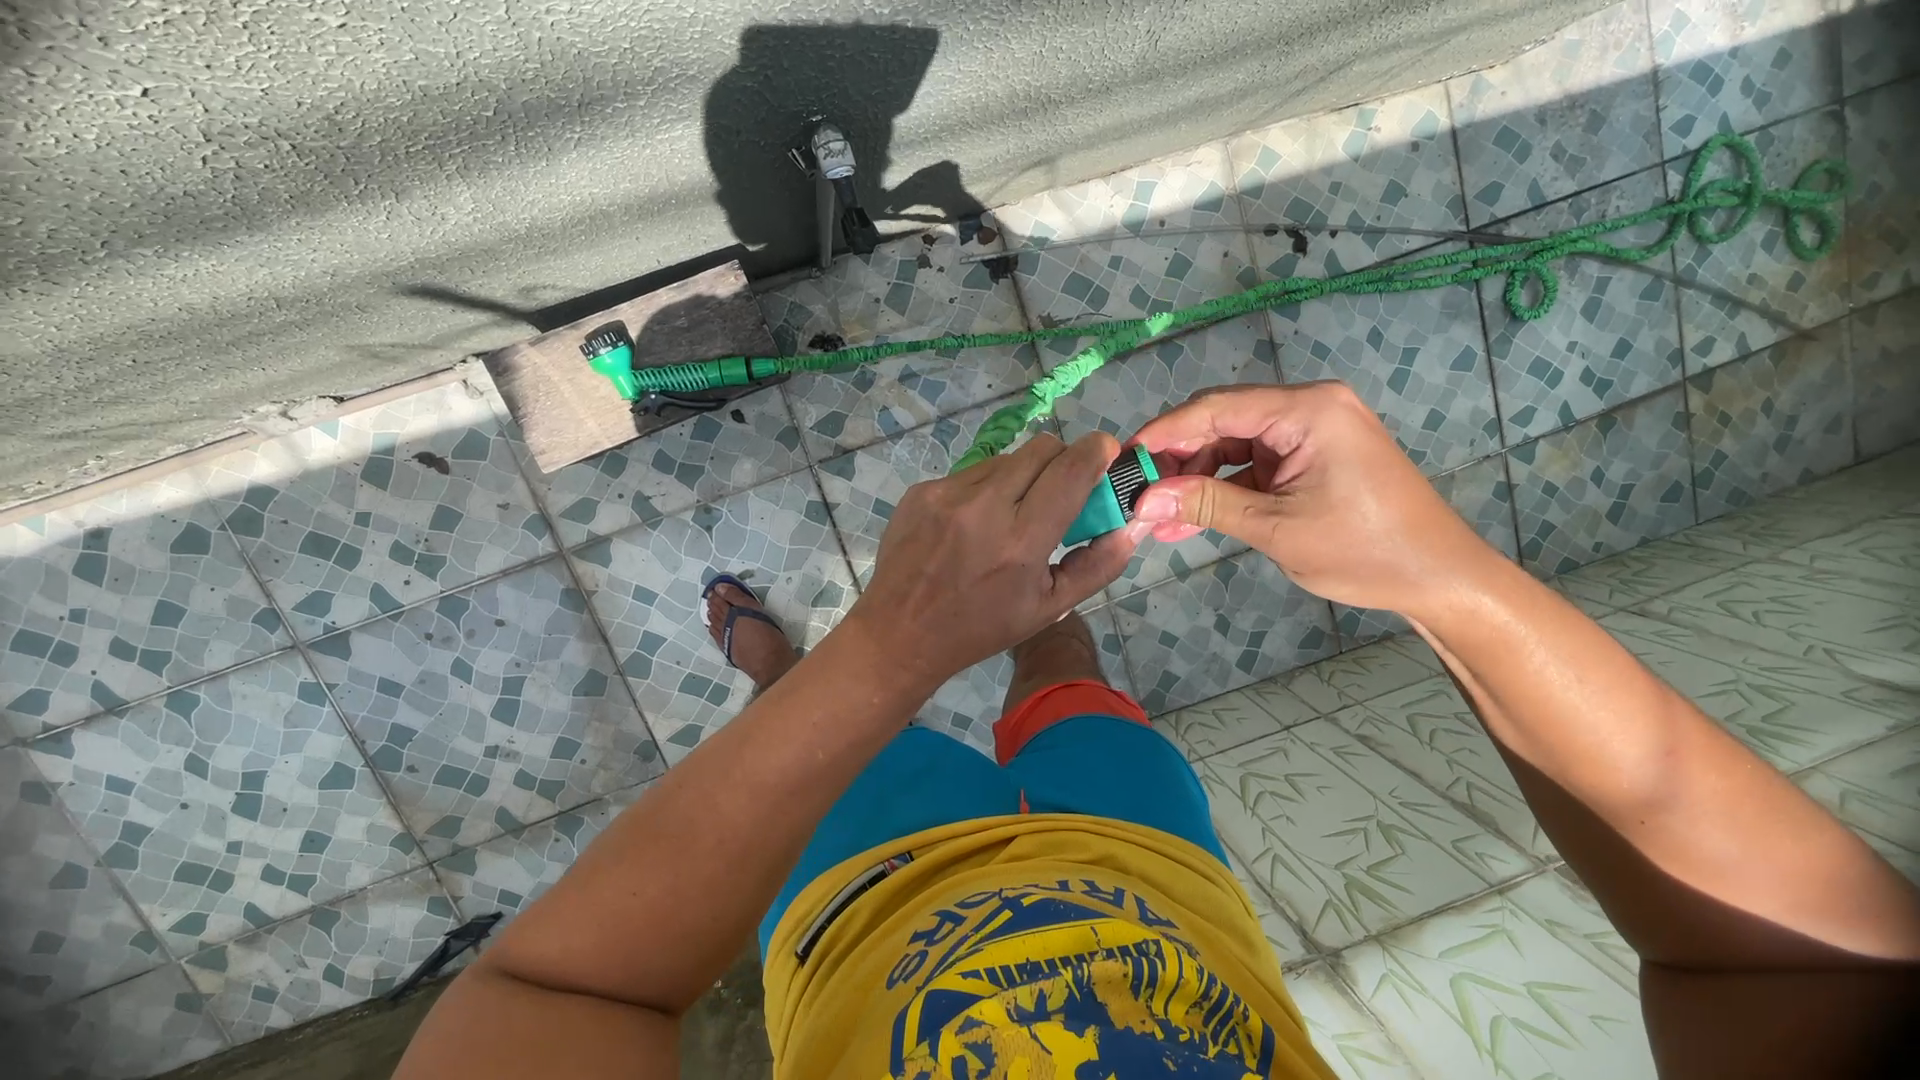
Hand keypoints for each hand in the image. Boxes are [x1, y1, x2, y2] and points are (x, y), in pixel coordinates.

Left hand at [847, 432, 1140, 686]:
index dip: (1096, 451)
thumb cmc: (982, 627)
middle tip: (1061, 489)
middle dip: (1062, 460)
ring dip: (1021, 476)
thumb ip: (1098, 566)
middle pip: (1041, 448)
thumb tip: (1132, 526)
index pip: (1071, 469)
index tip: (1106, 452)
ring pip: (1005, 458)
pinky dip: (984, 489)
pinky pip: (970, 472)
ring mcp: (946, 495)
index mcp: (1021, 542)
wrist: (901, 633)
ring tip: (1010, 516)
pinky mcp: (921, 491)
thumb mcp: (1049, 608)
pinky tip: (973, 524)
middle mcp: (984, 508)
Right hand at [1129, 382, 1499, 616]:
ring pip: (1234, 445)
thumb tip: (1144, 500)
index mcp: (1307, 410)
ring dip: (1198, 480)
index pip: (1215, 408)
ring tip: (1159, 518)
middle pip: (1222, 421)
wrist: (1439, 577)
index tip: (1122, 461)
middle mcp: (1309, 407)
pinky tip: (1192, 518)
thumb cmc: (1364, 551)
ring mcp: (1312, 431)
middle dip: (1178, 458)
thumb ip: (1208, 505)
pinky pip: (1254, 463)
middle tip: (1136, 492)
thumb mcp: (1277, 528)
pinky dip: (1225, 489)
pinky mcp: (1312, 456)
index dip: (1164, 433)